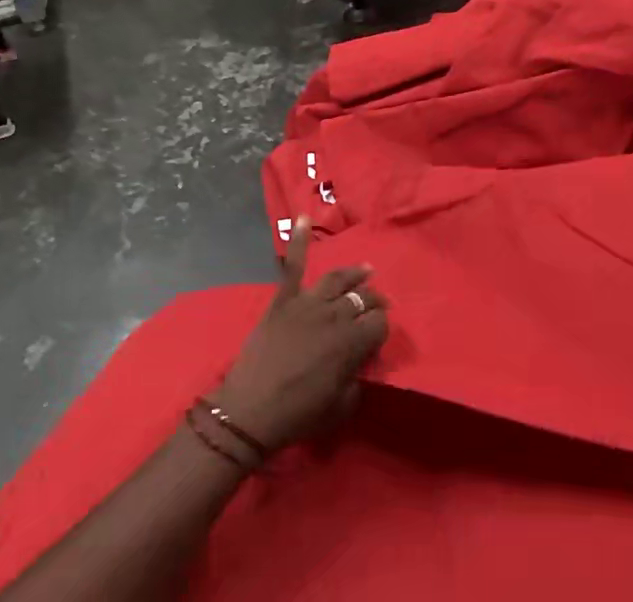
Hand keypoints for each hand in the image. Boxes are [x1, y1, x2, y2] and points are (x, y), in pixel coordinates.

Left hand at [211, 219, 389, 451]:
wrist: (251, 409)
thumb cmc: (299, 414)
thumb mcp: (342, 406)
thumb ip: (356, 378)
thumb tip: (358, 361)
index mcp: (351, 344)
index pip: (379, 324)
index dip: (382, 329)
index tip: (377, 337)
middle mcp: (334, 316)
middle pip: (363, 298)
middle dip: (375, 301)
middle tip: (378, 304)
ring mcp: (306, 303)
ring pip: (337, 279)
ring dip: (354, 274)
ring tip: (366, 270)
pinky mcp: (282, 300)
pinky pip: (292, 266)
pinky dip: (298, 241)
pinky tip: (303, 218)